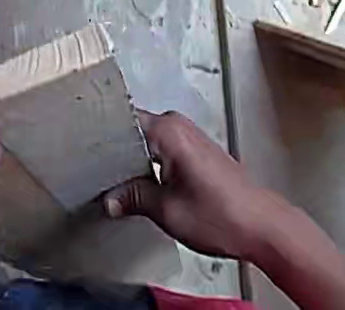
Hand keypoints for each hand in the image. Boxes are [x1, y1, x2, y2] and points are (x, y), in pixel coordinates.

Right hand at [100, 109, 293, 262]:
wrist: (261, 224)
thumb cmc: (218, 214)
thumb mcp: (167, 210)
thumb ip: (134, 198)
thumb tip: (108, 200)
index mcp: (167, 129)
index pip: (123, 119)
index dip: (102, 135)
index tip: (82, 148)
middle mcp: (176, 123)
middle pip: (134, 127)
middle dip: (115, 148)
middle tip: (91, 168)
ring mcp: (187, 133)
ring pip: (147, 138)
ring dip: (132, 157)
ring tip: (109, 177)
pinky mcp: (194, 147)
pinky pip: (161, 145)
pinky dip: (148, 160)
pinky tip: (137, 180)